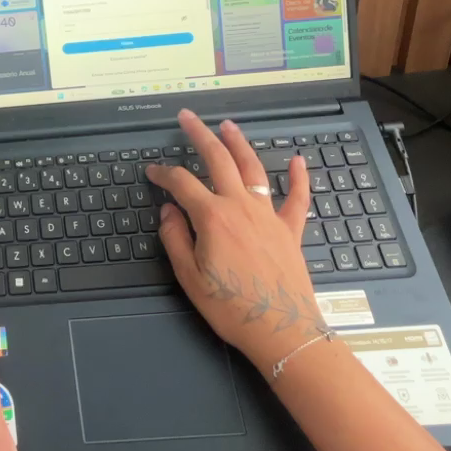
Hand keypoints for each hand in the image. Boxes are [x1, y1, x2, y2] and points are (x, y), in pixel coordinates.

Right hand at [145, 109, 330, 367]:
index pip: (181, 183)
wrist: (283, 333)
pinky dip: (298, 178)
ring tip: (228, 126)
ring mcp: (268, 215)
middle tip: (187, 117)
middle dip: (200, 134)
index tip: (152, 171)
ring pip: (253, 168)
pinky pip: (297, 198)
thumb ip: (175, 239)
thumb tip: (169, 211)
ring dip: (239, 143)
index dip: (163, 174)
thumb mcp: (190, 277)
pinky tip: (298, 160)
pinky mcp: (290, 230)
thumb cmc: (232, 308)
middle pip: (218, 159)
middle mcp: (240, 206)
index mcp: (212, 217)